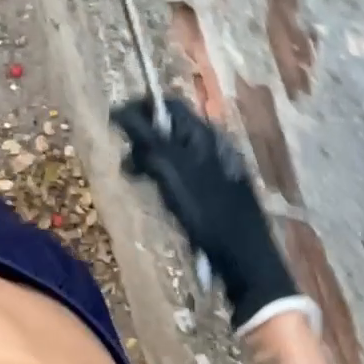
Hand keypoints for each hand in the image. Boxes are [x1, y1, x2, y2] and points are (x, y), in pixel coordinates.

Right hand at [112, 96, 303, 333]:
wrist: (246, 259)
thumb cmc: (206, 209)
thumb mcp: (169, 169)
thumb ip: (145, 137)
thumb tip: (119, 110)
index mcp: (204, 133)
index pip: (168, 104)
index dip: (140, 108)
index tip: (116, 126)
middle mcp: (212, 143)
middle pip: (169, 127)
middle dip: (143, 139)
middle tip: (127, 162)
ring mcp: (217, 166)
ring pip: (174, 150)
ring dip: (151, 160)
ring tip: (138, 180)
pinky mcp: (218, 188)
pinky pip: (183, 171)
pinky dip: (165, 176)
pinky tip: (161, 196)